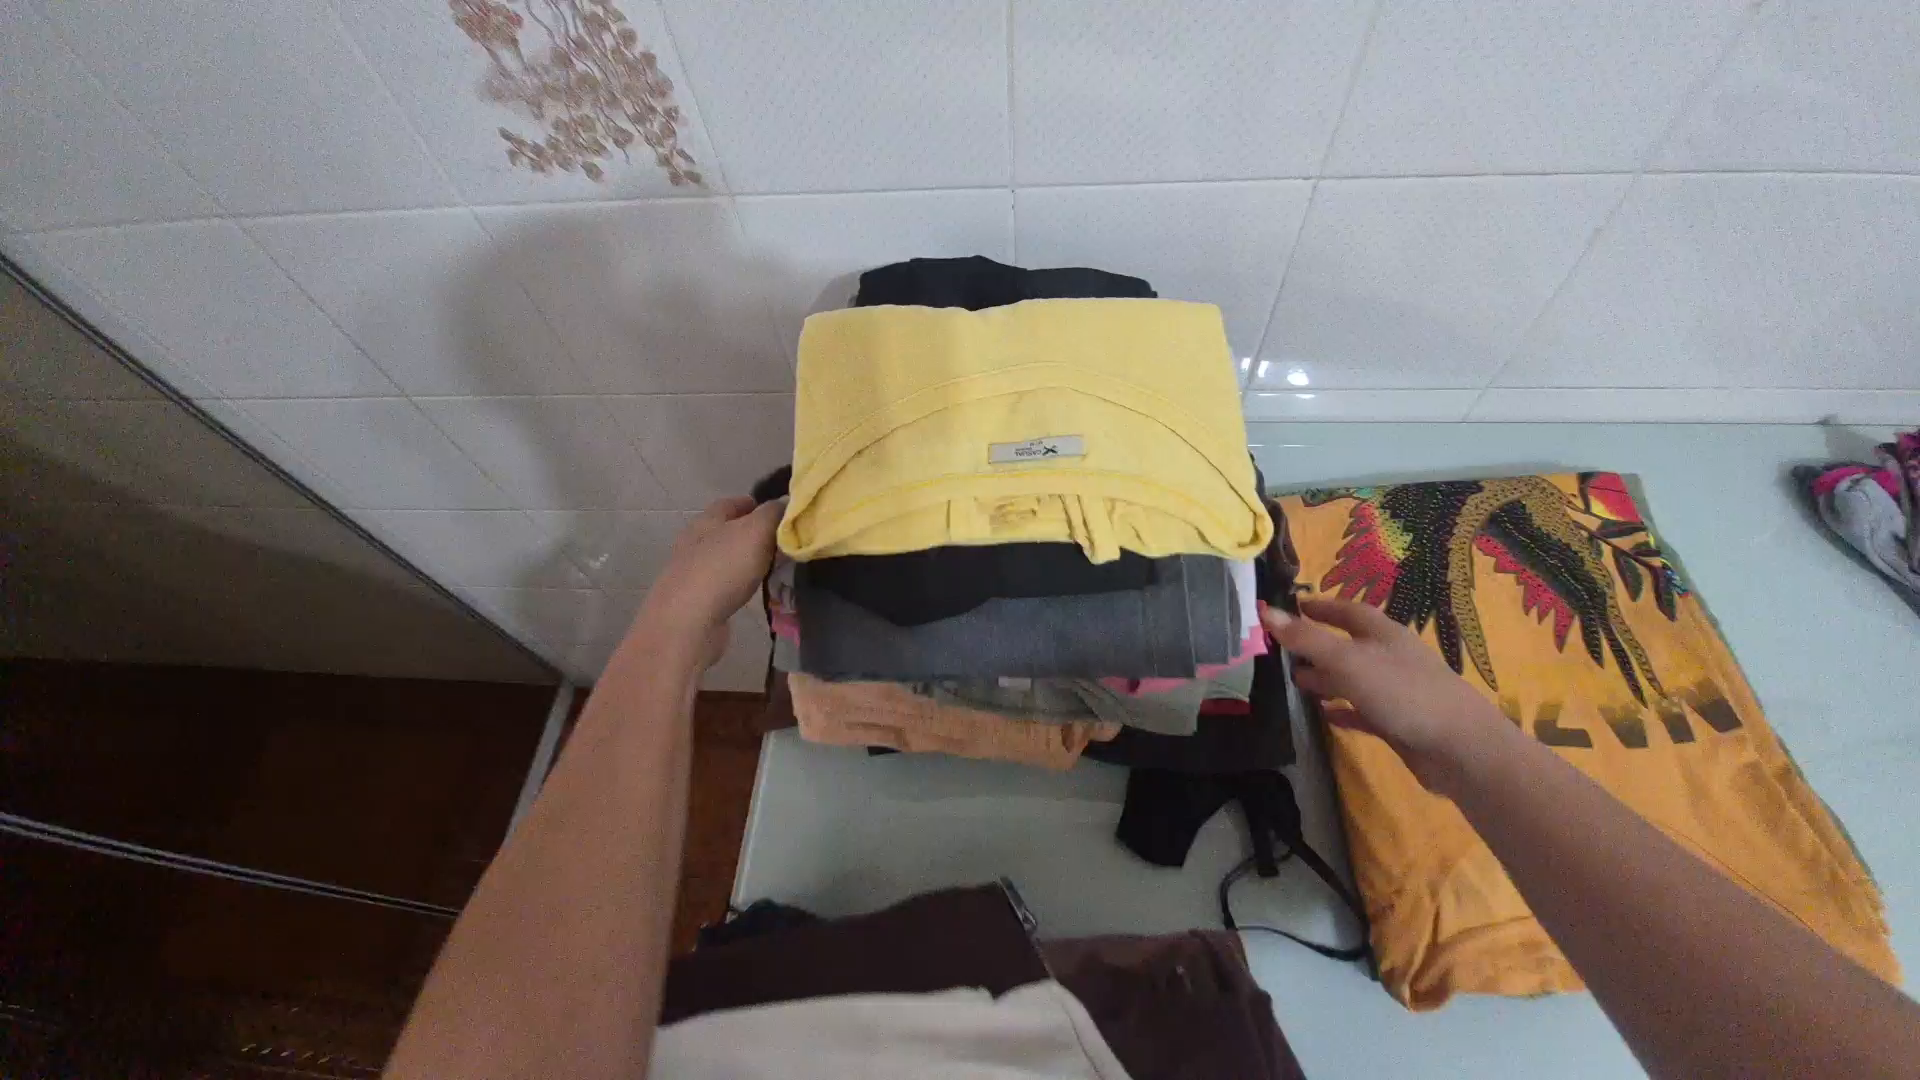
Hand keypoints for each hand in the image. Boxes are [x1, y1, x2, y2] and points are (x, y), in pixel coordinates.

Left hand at [629, 496, 782, 668]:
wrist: (687, 623)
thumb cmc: (722, 569)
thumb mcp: (755, 532)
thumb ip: (773, 514)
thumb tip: (786, 502)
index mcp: (706, 521)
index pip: (730, 503)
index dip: (753, 503)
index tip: (777, 510)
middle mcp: (695, 543)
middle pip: (726, 530)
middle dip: (752, 532)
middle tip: (783, 539)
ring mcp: (693, 572)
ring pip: (726, 557)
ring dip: (747, 558)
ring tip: (775, 565)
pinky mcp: (697, 600)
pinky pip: (725, 583)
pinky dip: (740, 582)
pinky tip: (754, 589)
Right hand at [1263, 596, 1514, 795]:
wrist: (1459, 748)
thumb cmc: (1403, 692)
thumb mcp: (1347, 660)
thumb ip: (1306, 638)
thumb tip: (1265, 611)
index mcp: (1382, 635)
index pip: (1348, 610)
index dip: (1321, 606)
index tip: (1293, 606)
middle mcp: (1389, 658)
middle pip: (1347, 644)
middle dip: (1317, 646)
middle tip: (1283, 651)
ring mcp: (1395, 691)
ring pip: (1352, 679)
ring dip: (1326, 679)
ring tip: (1296, 683)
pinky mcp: (1397, 722)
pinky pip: (1362, 711)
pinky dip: (1343, 710)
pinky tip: (1325, 715)